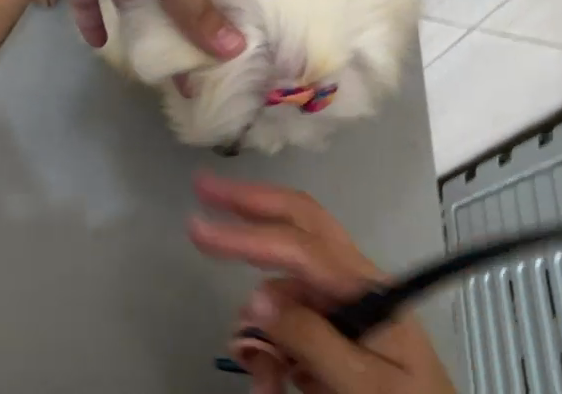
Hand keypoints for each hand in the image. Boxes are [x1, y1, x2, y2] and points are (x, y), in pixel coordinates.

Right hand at [188, 173, 455, 393]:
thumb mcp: (365, 384)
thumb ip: (312, 339)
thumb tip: (255, 297)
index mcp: (365, 285)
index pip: (296, 245)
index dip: (244, 233)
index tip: (196, 225)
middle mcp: (350, 279)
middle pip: (297, 221)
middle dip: (248, 202)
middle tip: (203, 187)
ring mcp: (340, 301)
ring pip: (280, 286)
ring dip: (257, 326)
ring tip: (260, 380)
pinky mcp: (332, 326)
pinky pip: (285, 319)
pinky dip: (268, 346)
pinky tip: (271, 380)